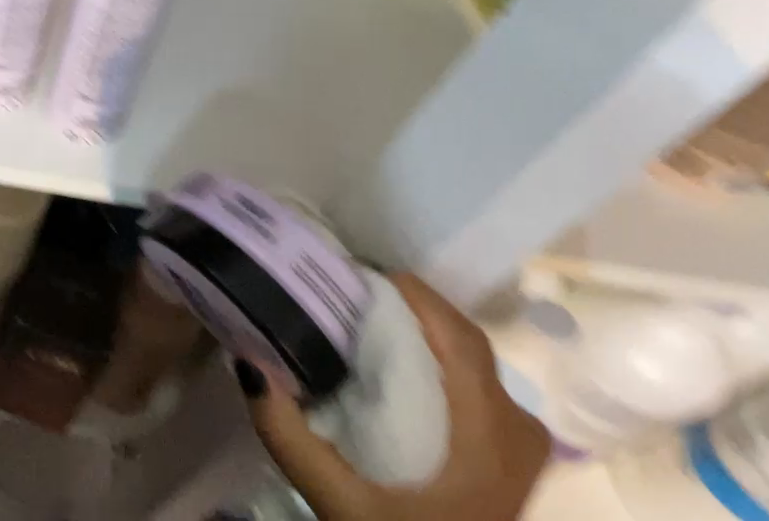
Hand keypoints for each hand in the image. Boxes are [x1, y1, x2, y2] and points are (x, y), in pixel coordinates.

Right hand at [237, 274, 551, 520]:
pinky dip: (433, 361)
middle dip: (404, 305)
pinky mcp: (511, 456)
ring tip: (357, 320)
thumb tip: (247, 359)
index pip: (455, 333)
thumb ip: (288, 433)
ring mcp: (521, 443)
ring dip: (418, 332)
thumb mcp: (336, 499)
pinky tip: (389, 366)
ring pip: (469, 360)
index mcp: (486, 431)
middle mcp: (517, 426)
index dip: (407, 292)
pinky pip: (473, 385)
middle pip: (462, 339)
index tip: (348, 271)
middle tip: (341, 292)